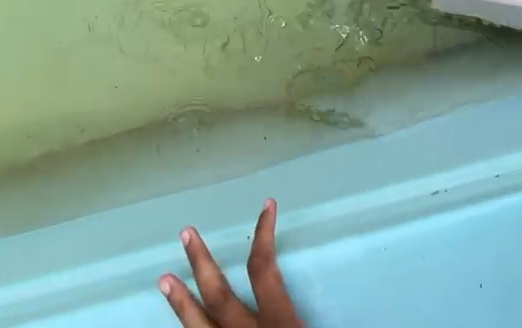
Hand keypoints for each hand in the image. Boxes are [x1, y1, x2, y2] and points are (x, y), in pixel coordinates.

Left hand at [160, 200, 303, 327]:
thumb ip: (314, 313)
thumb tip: (357, 295)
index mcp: (277, 322)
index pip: (263, 270)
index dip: (264, 236)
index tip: (267, 205)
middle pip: (219, 295)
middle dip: (202, 263)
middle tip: (187, 233)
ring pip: (197, 326)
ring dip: (181, 302)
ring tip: (165, 279)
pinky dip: (188, 326)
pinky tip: (182, 319)